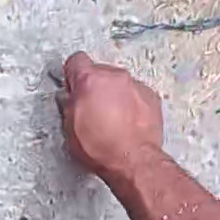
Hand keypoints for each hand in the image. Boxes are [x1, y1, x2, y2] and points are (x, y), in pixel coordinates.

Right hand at [58, 52, 165, 181]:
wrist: (132, 159)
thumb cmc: (101, 147)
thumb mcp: (70, 128)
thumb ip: (69, 106)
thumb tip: (70, 100)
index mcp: (89, 81)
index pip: (76, 60)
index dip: (72, 74)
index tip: (73, 85)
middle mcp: (114, 77)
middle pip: (99, 71)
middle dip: (94, 87)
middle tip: (90, 109)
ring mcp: (134, 85)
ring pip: (118, 83)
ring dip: (112, 95)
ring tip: (109, 119)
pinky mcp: (150, 96)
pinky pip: (135, 93)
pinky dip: (129, 104)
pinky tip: (124, 122)